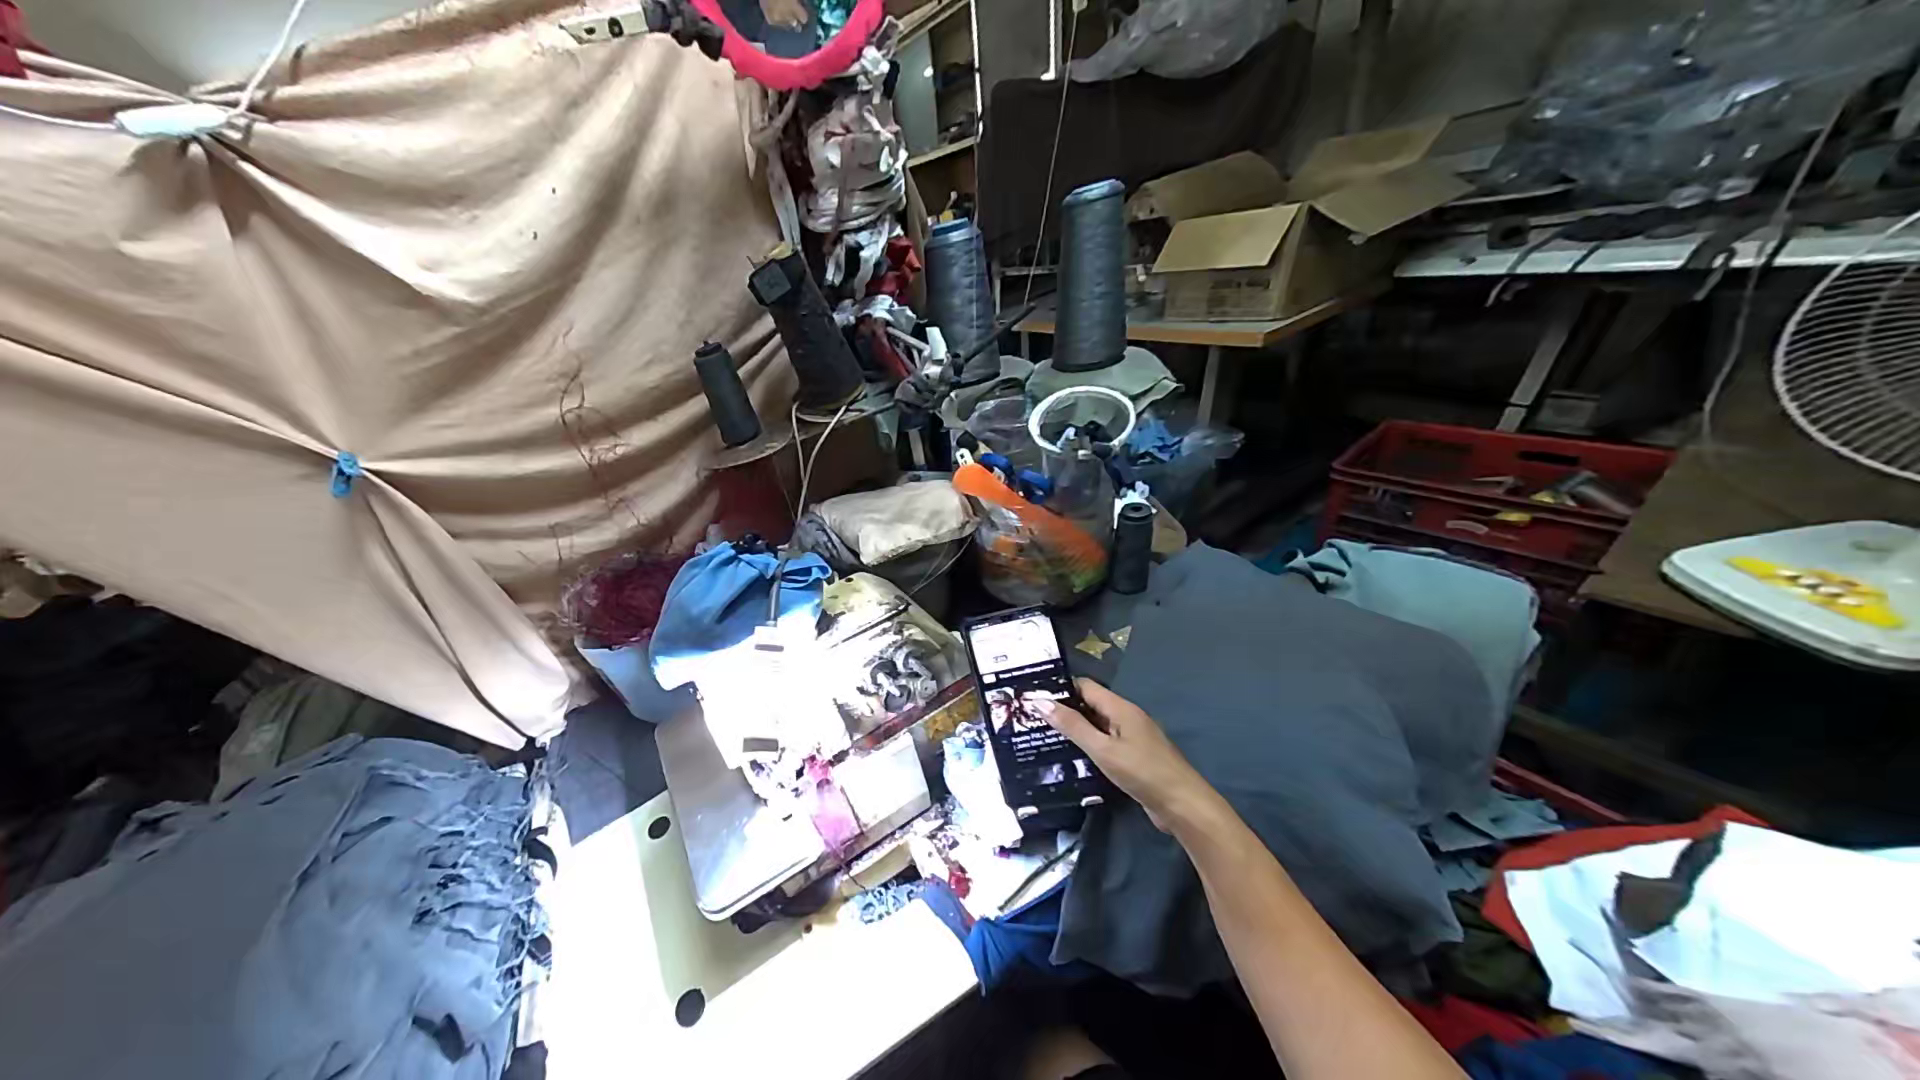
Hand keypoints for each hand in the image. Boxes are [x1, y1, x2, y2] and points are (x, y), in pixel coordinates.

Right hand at [1036, 679, 1225, 833]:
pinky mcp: (1135, 757)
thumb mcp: (1102, 749)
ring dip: (1076, 729)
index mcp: (1121, 708)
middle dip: (1065, 709)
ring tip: (1044, 737)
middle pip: (1091, 705)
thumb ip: (1072, 726)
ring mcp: (1133, 737)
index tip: (1033, 696)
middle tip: (1032, 719)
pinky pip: (1106, 743)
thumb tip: (1040, 701)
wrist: (1182, 805)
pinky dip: (1089, 746)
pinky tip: (1071, 758)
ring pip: (1098, 726)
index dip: (1061, 688)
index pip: (1085, 687)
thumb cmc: (1141, 772)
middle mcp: (1127, 717)